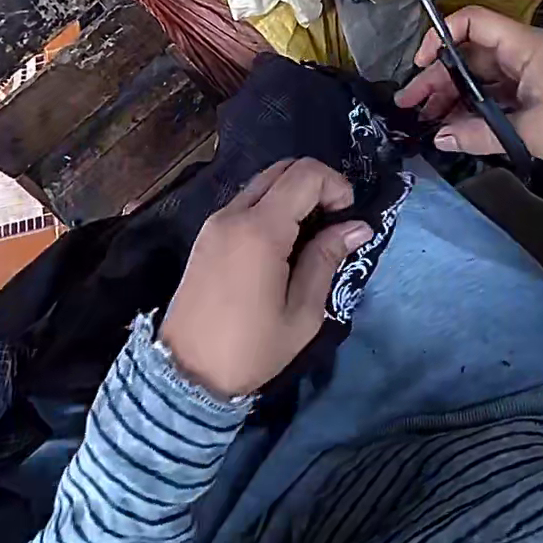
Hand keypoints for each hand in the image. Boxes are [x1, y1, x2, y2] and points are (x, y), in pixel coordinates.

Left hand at [159, 159, 374, 397]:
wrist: (184, 374)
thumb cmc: (251, 349)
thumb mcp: (302, 312)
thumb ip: (327, 259)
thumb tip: (358, 227)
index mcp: (260, 231)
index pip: (306, 175)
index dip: (337, 186)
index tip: (348, 218)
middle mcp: (234, 215)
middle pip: (283, 168)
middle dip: (318, 184)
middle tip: (334, 221)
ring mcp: (215, 222)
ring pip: (263, 182)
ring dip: (294, 194)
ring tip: (311, 235)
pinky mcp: (207, 235)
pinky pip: (247, 202)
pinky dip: (273, 206)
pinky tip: (284, 242)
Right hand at [394, 6, 542, 166]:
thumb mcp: (529, 132)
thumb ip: (479, 134)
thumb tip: (440, 137)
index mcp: (525, 47)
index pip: (473, 22)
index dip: (441, 37)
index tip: (422, 64)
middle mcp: (522, 52)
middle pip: (467, 55)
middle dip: (436, 78)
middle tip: (411, 104)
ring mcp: (525, 70)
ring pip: (476, 75)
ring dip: (450, 95)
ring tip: (426, 118)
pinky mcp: (529, 88)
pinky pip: (491, 91)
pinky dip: (471, 105)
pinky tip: (453, 124)